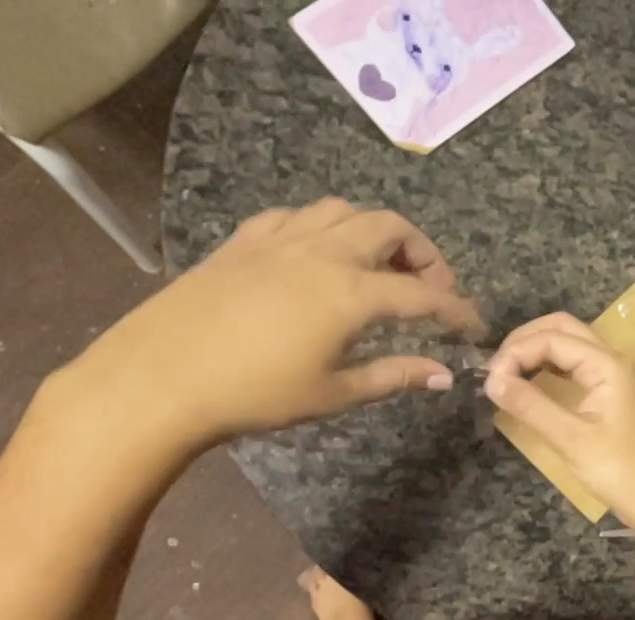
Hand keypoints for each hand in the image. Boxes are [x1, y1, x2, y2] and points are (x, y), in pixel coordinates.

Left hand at [50, 198, 484, 447]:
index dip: (457, 311)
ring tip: (382, 270)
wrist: (160, 378)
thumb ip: (395, 376)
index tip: (474, 328)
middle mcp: (321, 251)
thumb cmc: (257, 394)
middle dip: (424, 255)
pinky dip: (327, 229)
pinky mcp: (244, 241)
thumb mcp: (336, 392)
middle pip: (390, 228)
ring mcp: (279, 239)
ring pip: (344, 211)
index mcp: (350, 292)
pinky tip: (323, 259)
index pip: (423, 295)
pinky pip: (299, 216)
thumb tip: (445, 375)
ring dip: (376, 233)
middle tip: (432, 291)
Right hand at [484, 314, 634, 529]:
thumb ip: (530, 405)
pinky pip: (574, 368)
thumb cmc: (617, 470)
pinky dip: (548, 369)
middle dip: (524, 341)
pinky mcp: (608, 395)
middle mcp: (611, 362)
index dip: (516, 353)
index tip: (489, 379)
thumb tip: (490, 381)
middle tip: (495, 368)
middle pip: (562, 329)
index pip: (552, 338)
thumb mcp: (570, 439)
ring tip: (505, 374)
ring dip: (536, 352)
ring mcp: (612, 377)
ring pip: (568, 346)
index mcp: (607, 365)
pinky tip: (528, 384)